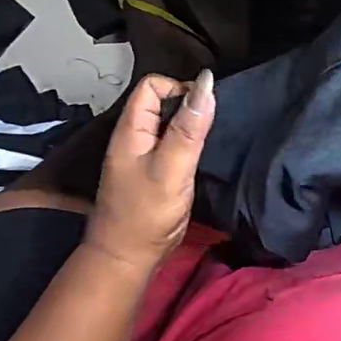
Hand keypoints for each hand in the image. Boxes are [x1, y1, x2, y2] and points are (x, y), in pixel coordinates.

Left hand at [84, 71, 215, 271]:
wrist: (129, 257)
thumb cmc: (147, 213)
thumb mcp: (171, 168)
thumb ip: (189, 128)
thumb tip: (206, 84)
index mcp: (131, 130)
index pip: (153, 86)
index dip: (180, 88)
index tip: (205, 109)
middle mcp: (135, 137)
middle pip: (163, 102)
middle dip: (190, 105)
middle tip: (212, 126)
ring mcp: (145, 155)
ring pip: (171, 124)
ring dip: (192, 126)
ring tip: (211, 140)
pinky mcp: (157, 171)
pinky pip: (175, 144)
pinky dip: (190, 144)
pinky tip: (203, 156)